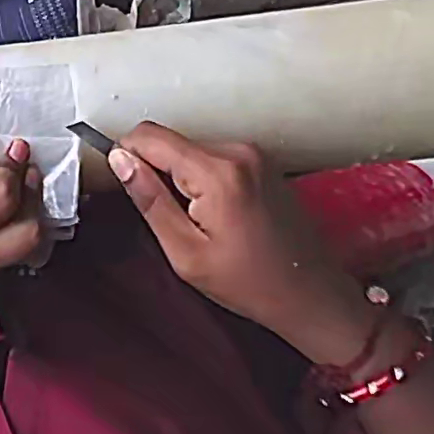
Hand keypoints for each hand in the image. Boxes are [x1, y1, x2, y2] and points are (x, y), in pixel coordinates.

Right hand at [109, 122, 372, 364]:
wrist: (315, 297)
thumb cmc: (249, 283)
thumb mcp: (185, 251)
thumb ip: (149, 198)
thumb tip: (118, 158)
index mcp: (217, 172)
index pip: (148, 136)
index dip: (125, 155)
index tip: (129, 188)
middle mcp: (236, 150)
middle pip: (166, 139)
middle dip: (153, 168)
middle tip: (167, 214)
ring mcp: (252, 152)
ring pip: (185, 146)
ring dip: (176, 173)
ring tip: (194, 216)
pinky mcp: (259, 159)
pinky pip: (207, 154)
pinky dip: (197, 175)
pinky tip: (213, 211)